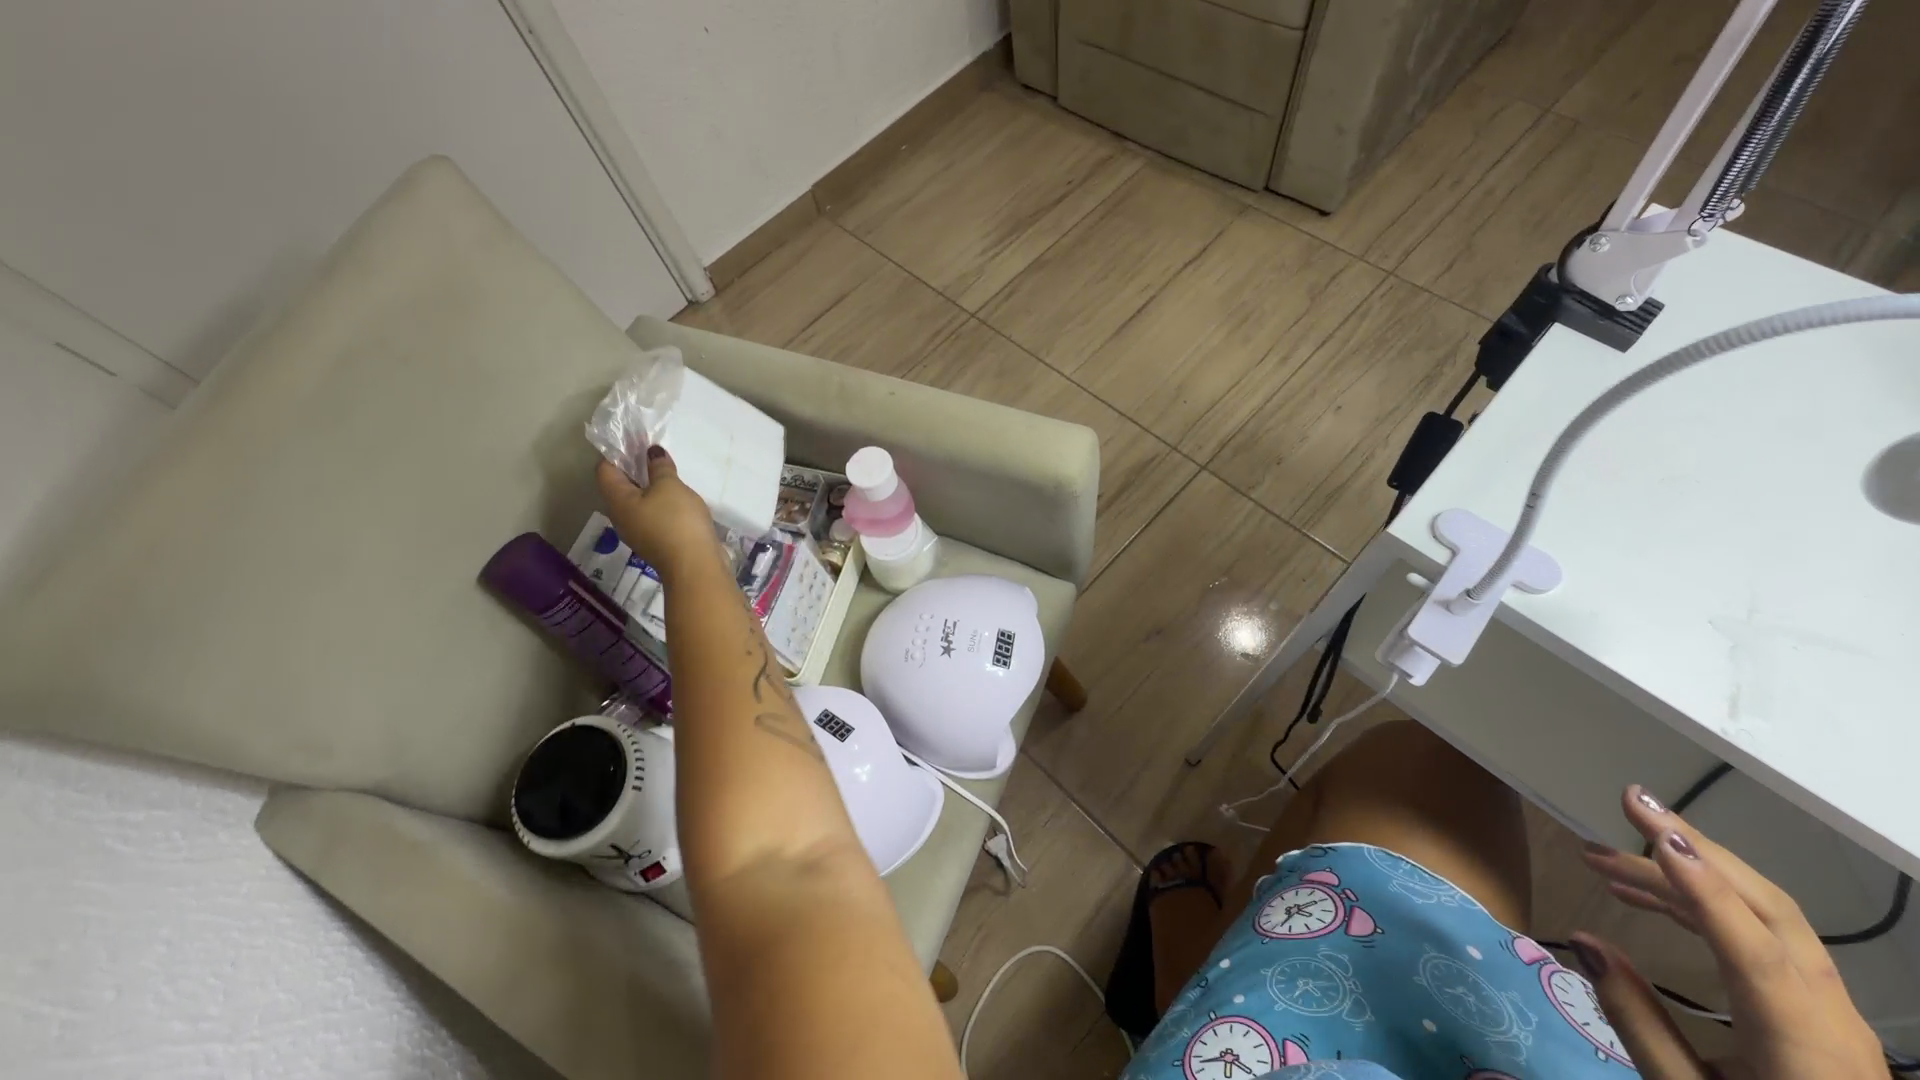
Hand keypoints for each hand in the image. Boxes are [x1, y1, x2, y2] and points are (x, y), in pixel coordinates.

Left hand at [597, 448, 723, 580]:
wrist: (695, 566)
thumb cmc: (677, 521)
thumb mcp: (669, 486)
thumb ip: (659, 466)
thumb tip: (651, 453)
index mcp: (618, 501)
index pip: (605, 470)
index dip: (616, 453)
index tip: (635, 441)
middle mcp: (622, 517)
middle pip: (620, 487)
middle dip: (634, 469)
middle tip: (653, 454)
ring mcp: (639, 532)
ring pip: (637, 502)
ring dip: (649, 487)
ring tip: (668, 474)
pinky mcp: (657, 542)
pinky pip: (653, 516)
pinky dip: (661, 503)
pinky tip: (678, 499)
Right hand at [1572, 785, 1885, 1078]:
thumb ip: (1636, 1019)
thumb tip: (1584, 940)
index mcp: (1799, 1037)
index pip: (1752, 945)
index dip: (1702, 887)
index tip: (1656, 833)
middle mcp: (1827, 1009)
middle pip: (1767, 908)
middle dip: (1695, 849)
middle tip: (1629, 804)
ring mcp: (1829, 1004)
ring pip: (1764, 913)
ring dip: (1688, 874)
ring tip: (1606, 857)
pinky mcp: (1817, 1004)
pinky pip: (1764, 936)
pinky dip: (1704, 903)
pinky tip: (1647, 899)